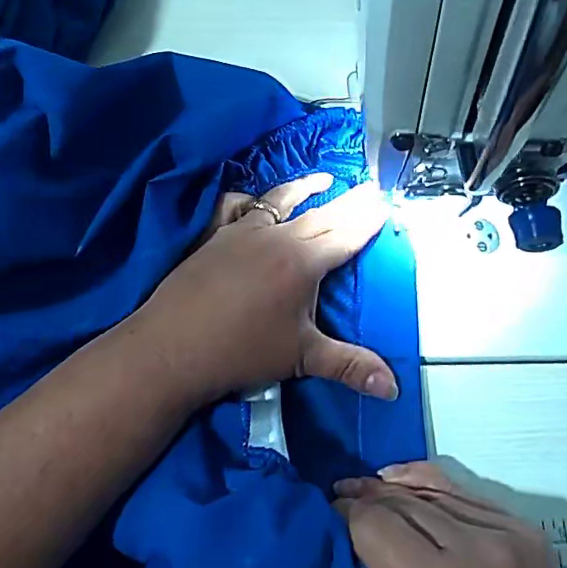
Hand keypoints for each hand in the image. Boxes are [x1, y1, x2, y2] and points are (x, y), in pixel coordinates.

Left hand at [126, 172, 396, 403]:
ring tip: (323, 179)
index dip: (369, 220)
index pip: (346, 235)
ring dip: (305, 188)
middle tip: (370, 187)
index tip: (386, 202)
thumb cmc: (242, 351)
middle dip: (349, 202)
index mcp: (303, 263)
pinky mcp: (215, 235)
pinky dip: (250, 199)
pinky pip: (237, 207)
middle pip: (321, 214)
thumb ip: (350, 366)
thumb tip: (394, 389)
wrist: (172, 345)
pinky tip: (251, 198)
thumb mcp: (302, 359)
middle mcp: (276, 238)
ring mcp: (242, 231)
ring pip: (280, 202)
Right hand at [324, 463, 566, 567]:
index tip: (327, 517)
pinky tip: (412, 491)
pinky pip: (468, 493)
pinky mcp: (529, 533)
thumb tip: (338, 565)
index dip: (345, 517)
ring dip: (396, 487)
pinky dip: (435, 490)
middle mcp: (481, 550)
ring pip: (433, 487)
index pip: (376, 525)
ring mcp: (510, 536)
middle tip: (339, 501)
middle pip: (402, 501)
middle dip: (366, 498)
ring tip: (368, 489)